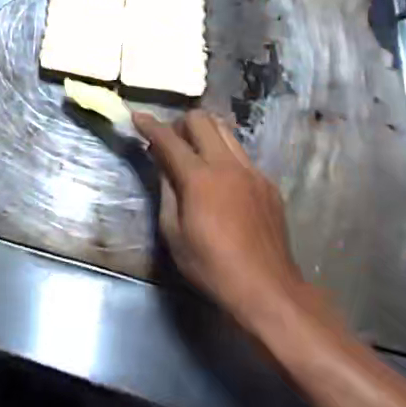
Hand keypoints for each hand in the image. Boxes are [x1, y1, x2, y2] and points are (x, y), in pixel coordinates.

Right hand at [134, 110, 311, 330]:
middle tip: (171, 142)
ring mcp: (252, 172)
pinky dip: (224, 155)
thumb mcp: (173, 232)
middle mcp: (227, 165)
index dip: (149, 125)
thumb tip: (162, 163)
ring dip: (205, 133)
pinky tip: (221, 181)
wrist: (268, 290)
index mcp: (199, 177)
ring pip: (225, 130)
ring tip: (195, 154)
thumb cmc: (212, 266)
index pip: (168, 138)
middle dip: (180, 123)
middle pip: (201, 119)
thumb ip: (166, 190)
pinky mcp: (268, 184)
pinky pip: (241, 154)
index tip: (136, 116)